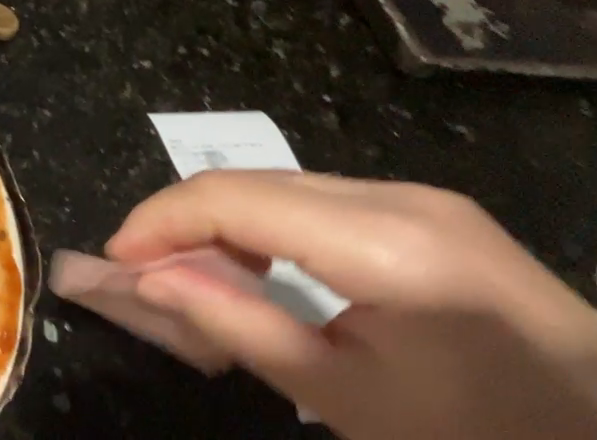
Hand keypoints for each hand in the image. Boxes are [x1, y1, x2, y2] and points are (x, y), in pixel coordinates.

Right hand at [107, 170, 596, 439]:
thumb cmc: (480, 434)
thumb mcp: (348, 398)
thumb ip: (236, 326)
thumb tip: (144, 281)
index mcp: (388, 247)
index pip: (230, 199)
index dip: (158, 221)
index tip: (117, 262)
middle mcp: (399, 197)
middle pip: (248, 182)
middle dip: (182, 220)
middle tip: (145, 272)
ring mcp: (419, 195)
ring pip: (276, 184)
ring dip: (221, 221)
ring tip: (194, 273)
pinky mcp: (429, 206)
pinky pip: (315, 197)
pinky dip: (266, 223)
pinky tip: (257, 264)